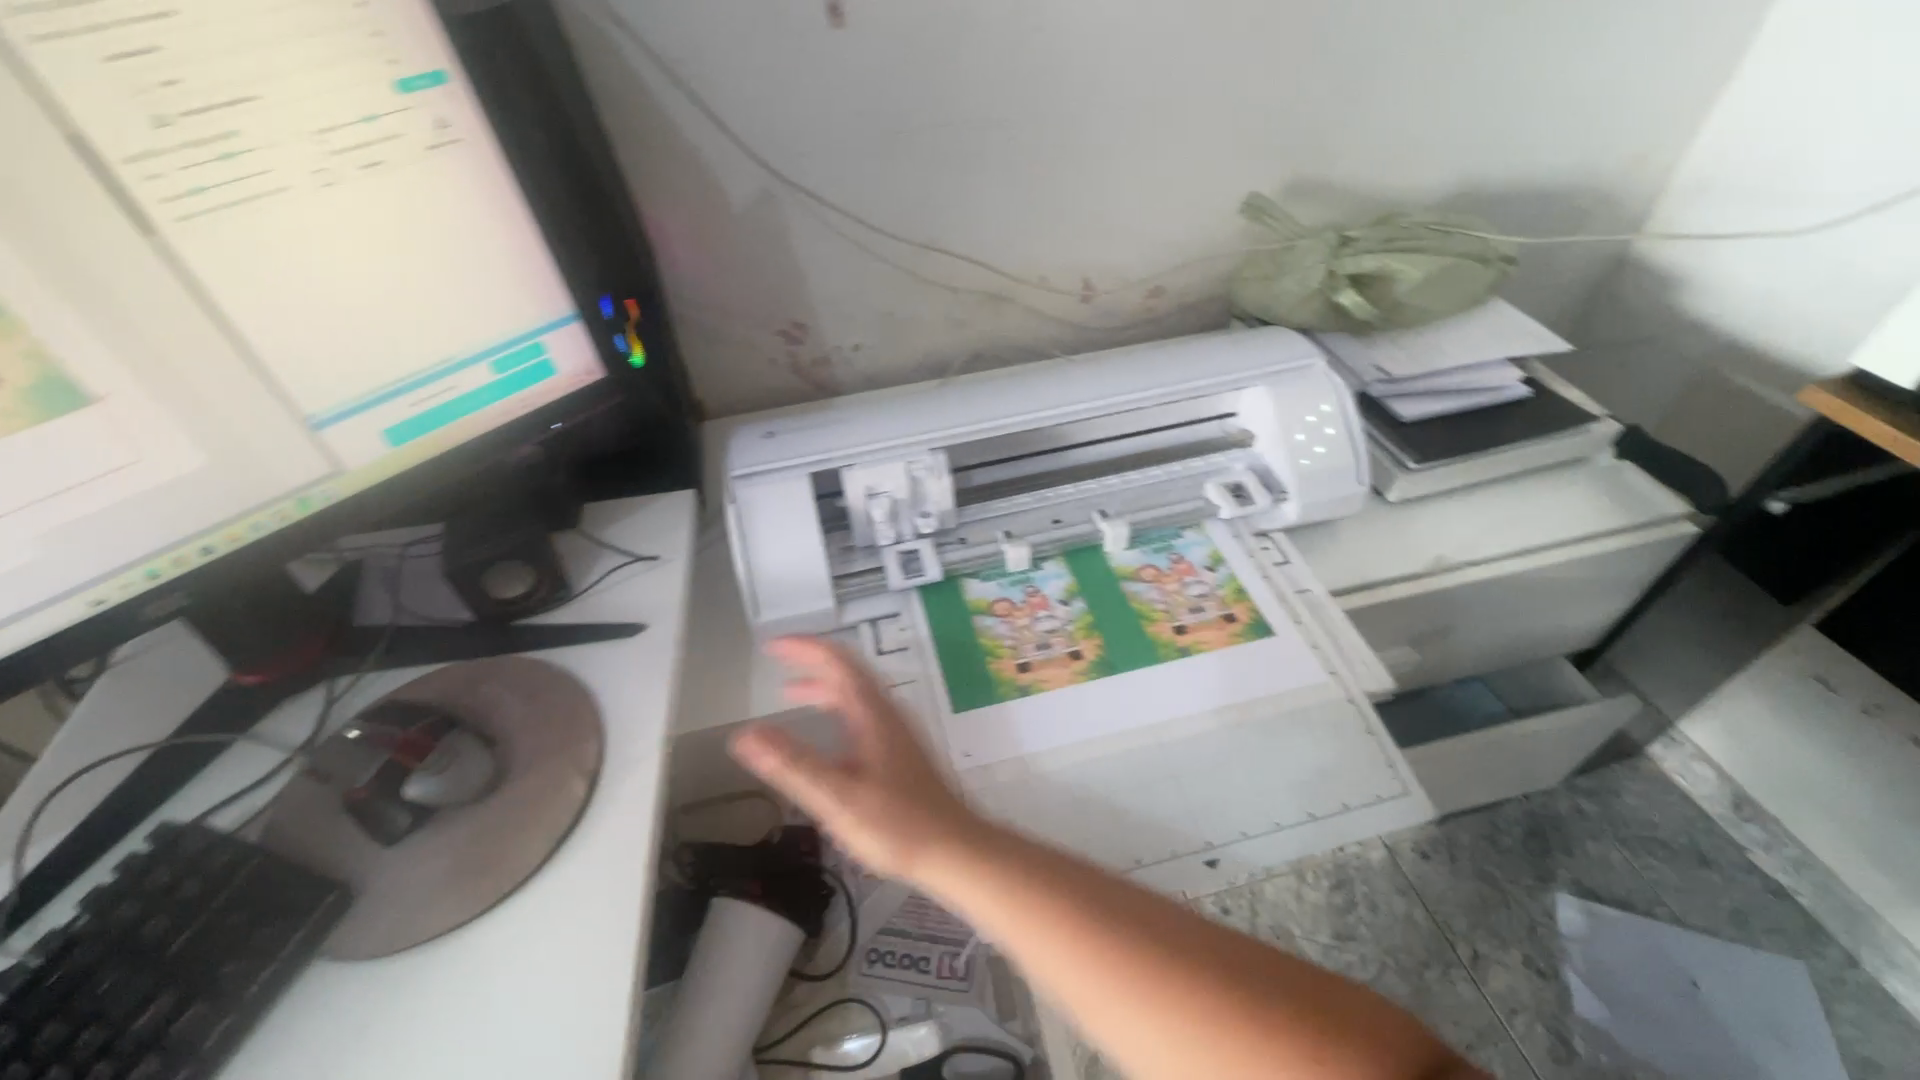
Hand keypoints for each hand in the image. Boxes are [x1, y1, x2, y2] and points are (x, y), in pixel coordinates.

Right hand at [729, 636, 986, 883]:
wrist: (957, 851)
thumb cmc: (899, 826)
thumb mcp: (837, 798)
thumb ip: (791, 766)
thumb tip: (744, 735)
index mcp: (873, 716)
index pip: (838, 663)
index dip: (805, 648)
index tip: (773, 645)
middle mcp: (888, 717)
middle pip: (849, 676)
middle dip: (812, 665)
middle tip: (779, 663)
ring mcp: (899, 737)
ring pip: (858, 699)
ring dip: (825, 690)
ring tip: (793, 696)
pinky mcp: (903, 759)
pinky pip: (864, 721)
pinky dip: (838, 716)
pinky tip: (828, 746)